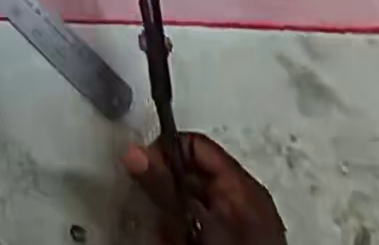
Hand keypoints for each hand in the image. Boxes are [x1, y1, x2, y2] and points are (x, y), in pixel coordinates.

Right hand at [124, 132, 284, 244]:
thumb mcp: (189, 221)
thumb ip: (162, 184)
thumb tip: (133, 151)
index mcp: (243, 187)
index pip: (195, 144)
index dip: (166, 150)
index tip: (145, 167)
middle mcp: (246, 202)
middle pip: (192, 172)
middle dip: (167, 185)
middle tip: (151, 202)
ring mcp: (242, 227)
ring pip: (193, 198)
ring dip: (171, 210)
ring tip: (164, 230)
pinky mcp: (233, 243)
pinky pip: (200, 222)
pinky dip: (182, 227)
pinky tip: (173, 240)